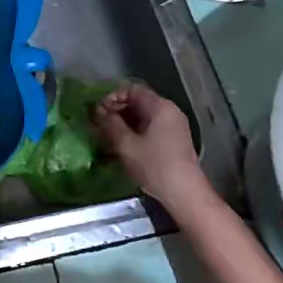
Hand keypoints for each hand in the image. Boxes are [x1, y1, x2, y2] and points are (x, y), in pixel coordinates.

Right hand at [94, 81, 207, 205]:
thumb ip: (110, 124)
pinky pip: (149, 127)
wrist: (184, 193)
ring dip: (123, 123)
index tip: (98, 112)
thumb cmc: (154, 166)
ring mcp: (173, 126)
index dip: (112, 97)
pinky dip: (133, 132)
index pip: (132, 89)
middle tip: (99, 124)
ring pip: (142, 116)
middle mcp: (169, 111)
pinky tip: (121, 145)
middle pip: (138, 101)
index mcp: (160, 107)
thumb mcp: (126, 145)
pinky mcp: (172, 140)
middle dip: (116, 110)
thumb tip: (99, 113)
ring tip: (106, 136)